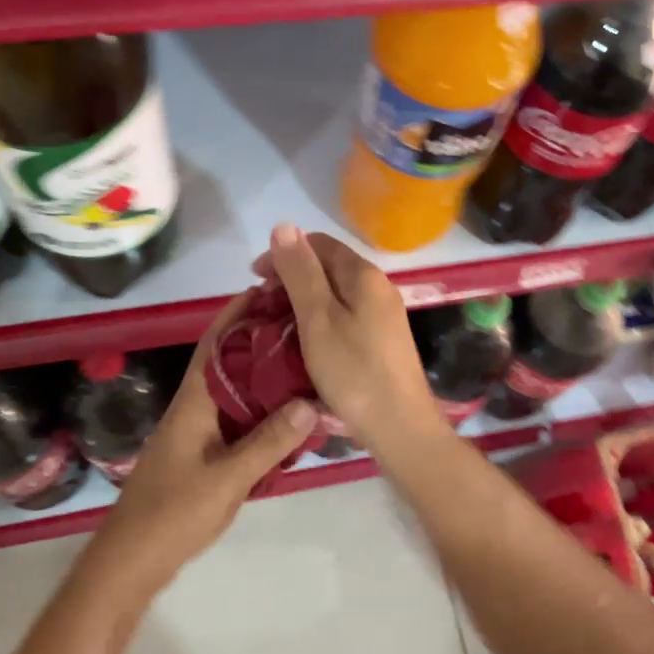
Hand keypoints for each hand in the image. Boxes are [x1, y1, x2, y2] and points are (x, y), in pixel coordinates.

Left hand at [80, 292, 317, 601]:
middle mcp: (194, 408)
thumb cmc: (172, 515)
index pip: (217, 342)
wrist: (130, 562)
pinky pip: (237, 421)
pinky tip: (290, 418)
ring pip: (235, 393)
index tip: (273, 289)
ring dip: (264, 377)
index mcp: (194, 402)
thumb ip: (268, 442)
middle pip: (229, 363)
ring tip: (307, 364)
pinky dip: (262, 413)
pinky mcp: (202, 456)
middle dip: (261, 340)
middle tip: (306, 326)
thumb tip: (309, 401)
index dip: (239, 312)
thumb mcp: (227, 480)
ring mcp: (197, 434)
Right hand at [254, 223, 448, 449]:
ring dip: (302, 302)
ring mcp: (383, 314)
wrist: (399, 427)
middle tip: (261, 307)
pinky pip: (344, 316)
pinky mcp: (382, 340)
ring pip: (335, 293)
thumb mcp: (318, 318)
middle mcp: (378, 287)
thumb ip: (300, 272)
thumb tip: (283, 226)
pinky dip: (318, 320)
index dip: (283, 255)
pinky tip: (304, 343)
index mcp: (363, 275)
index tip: (254, 280)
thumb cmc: (353, 371)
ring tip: (276, 326)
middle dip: (290, 279)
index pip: (318, 244)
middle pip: (327, 267)